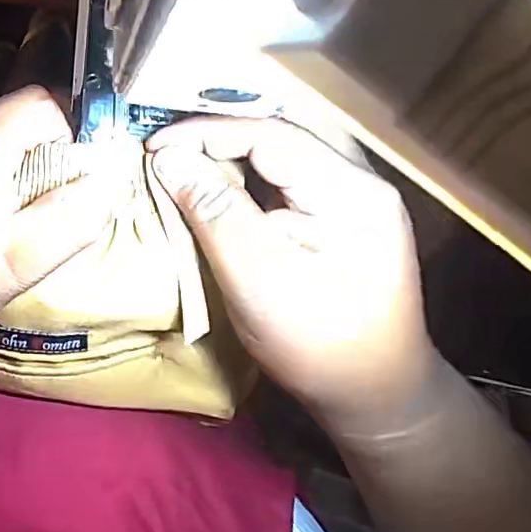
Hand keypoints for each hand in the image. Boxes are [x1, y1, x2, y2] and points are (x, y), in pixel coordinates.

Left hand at [0, 87, 117, 355]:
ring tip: (7, 231)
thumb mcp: (18, 263)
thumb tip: (106, 185)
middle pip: (19, 122)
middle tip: (41, 216)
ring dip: (16, 178)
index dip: (70, 133)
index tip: (71, 180)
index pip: (42, 101)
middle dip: (45, 163)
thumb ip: (72, 221)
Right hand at [148, 118, 443, 439]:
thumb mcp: (257, 280)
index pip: (269, 134)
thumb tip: (168, 157)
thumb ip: (213, 211)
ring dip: (230, 156)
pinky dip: (248, 179)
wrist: (376, 398)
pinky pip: (288, 180)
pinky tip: (221, 191)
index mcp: (351, 191)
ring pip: (281, 156)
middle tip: (165, 155)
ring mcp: (355, 199)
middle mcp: (359, 182)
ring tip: (184, 169)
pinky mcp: (343, 217)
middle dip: (216, 139)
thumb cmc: (318, 347)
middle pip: (277, 137)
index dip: (205, 133)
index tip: (154, 148)